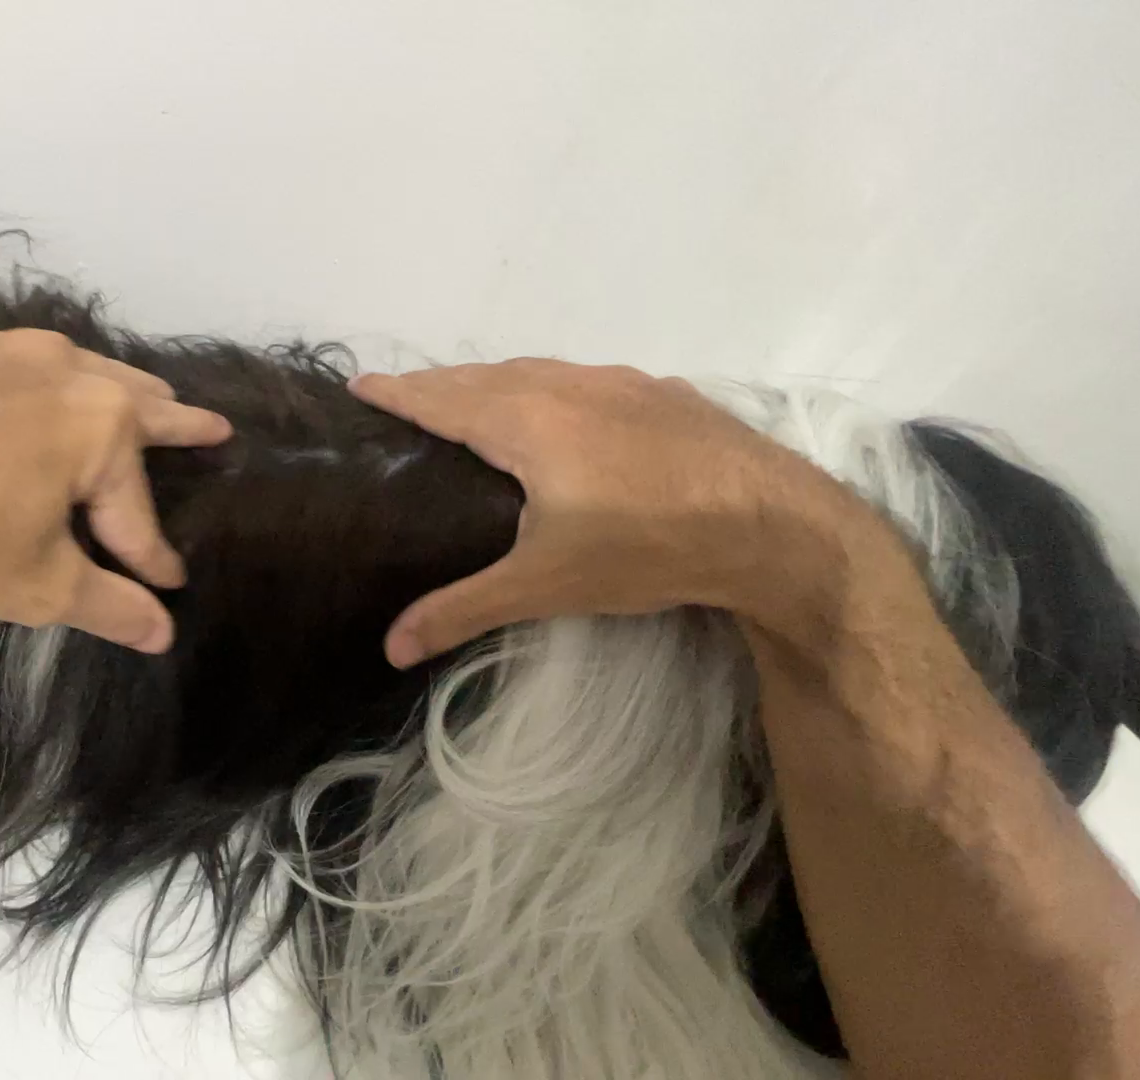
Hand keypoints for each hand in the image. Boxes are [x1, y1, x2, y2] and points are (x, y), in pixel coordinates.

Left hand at [0, 329, 231, 652]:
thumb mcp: (32, 585)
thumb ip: (107, 605)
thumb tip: (162, 634)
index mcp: (98, 423)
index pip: (138, 510)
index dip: (153, 555)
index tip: (167, 584)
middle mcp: (58, 369)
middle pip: (133, 405)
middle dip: (175, 425)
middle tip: (211, 427)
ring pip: (77, 372)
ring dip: (114, 393)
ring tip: (141, 398)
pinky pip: (16, 367)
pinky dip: (44, 387)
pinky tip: (34, 398)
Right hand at [349, 358, 872, 666]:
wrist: (782, 531)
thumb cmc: (647, 550)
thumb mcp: (543, 586)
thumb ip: (461, 610)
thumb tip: (390, 648)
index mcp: (525, 421)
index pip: (440, 398)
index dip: (396, 391)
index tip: (357, 384)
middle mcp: (565, 386)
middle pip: (479, 376)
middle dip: (433, 383)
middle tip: (400, 397)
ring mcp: (619, 383)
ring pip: (532, 370)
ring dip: (487, 380)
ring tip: (465, 400)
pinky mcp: (660, 393)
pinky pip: (576, 377)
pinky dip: (540, 385)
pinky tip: (555, 410)